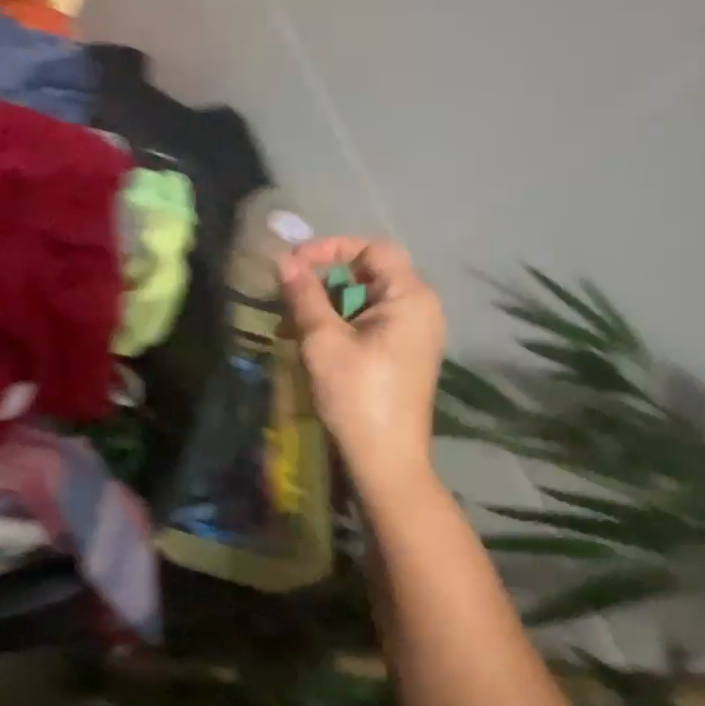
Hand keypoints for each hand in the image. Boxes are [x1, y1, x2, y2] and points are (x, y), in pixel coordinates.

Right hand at [277, 238, 445, 483]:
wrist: (386, 457)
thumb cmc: (357, 393)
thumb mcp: (322, 340)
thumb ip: (304, 296)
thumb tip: (284, 260)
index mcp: (410, 297)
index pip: (372, 248)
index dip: (330, 248)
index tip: (292, 264)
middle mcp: (420, 308)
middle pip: (368, 272)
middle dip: (323, 279)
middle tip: (287, 297)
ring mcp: (414, 332)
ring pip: (364, 299)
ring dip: (325, 304)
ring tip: (292, 325)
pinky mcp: (402, 353)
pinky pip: (369, 321)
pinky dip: (338, 323)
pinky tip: (311, 343)